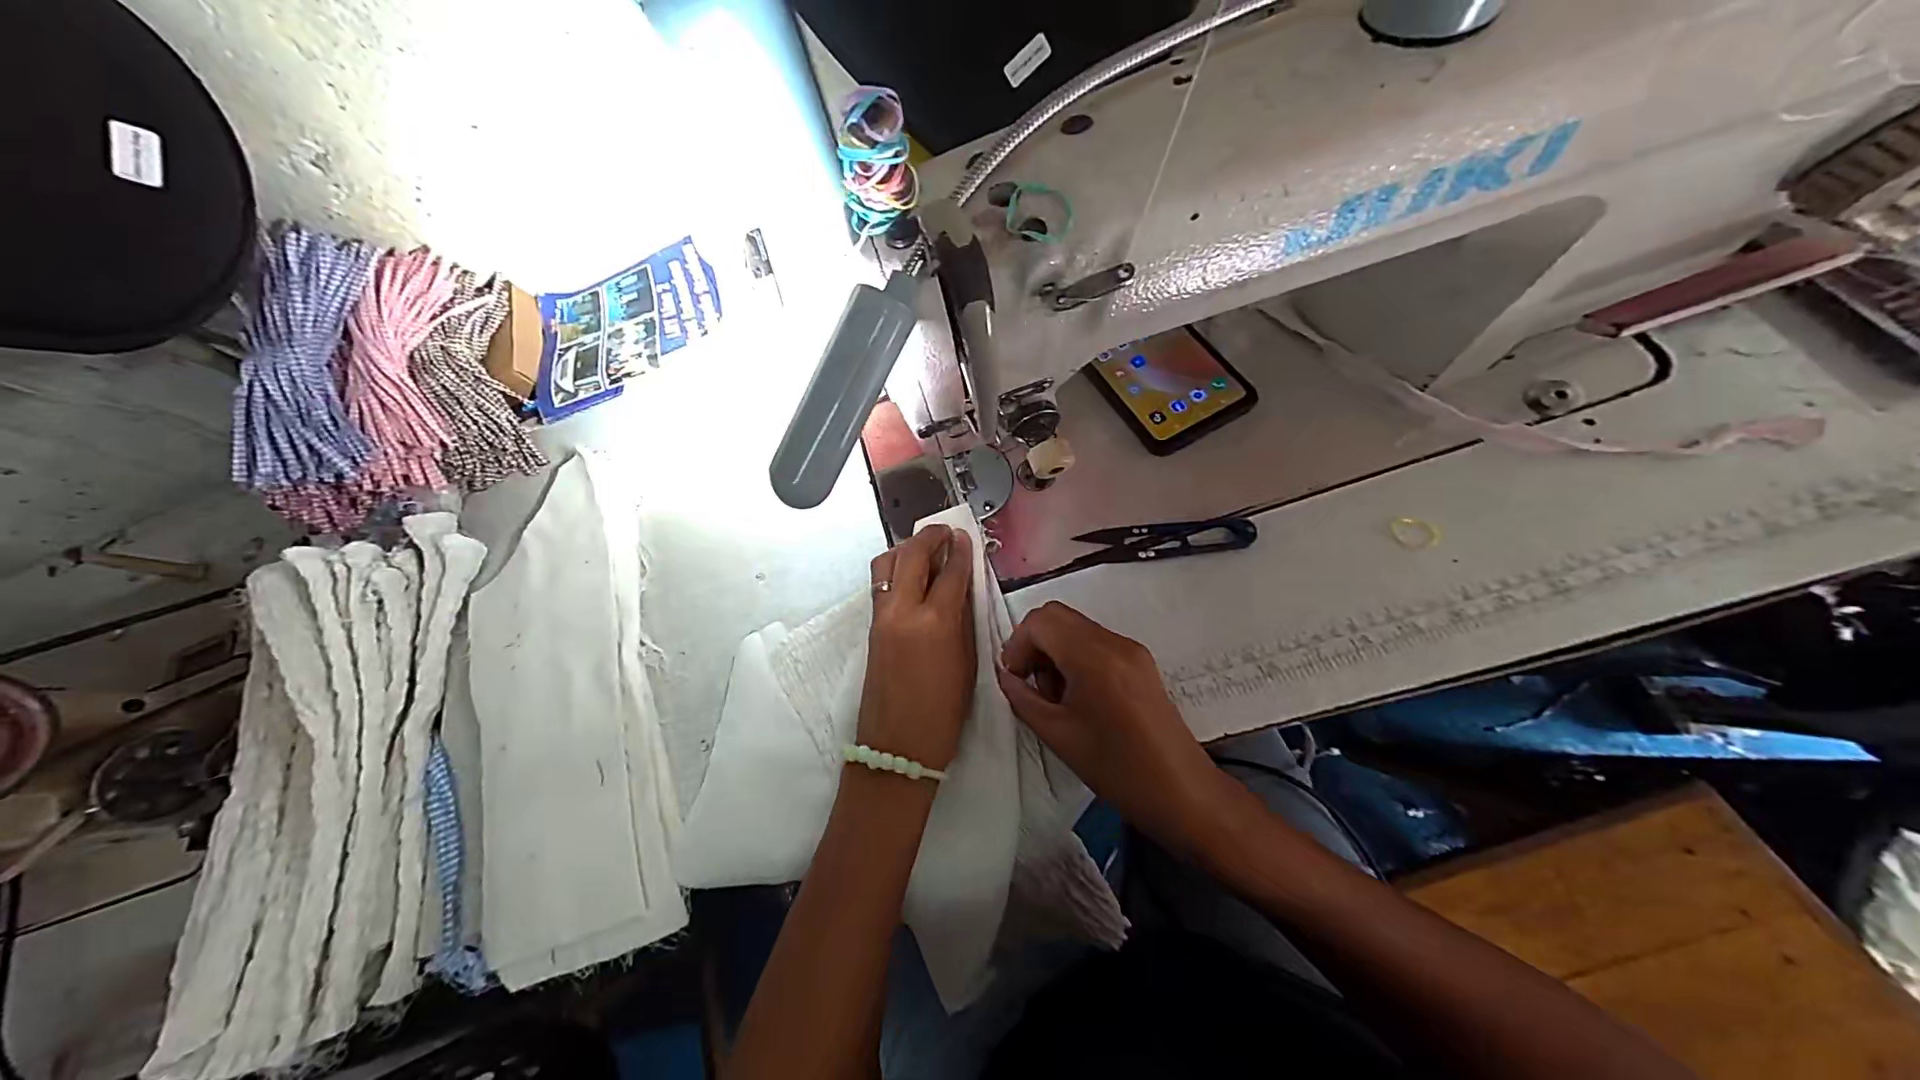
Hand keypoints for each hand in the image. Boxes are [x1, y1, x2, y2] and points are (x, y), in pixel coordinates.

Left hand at [857, 525, 975, 771]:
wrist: (897, 748)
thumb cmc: (943, 714)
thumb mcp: (967, 665)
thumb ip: (964, 622)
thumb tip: (963, 591)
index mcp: (936, 623)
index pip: (951, 572)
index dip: (961, 551)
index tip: (965, 537)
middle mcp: (904, 611)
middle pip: (912, 555)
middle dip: (930, 537)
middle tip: (945, 531)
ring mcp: (882, 618)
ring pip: (887, 564)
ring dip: (906, 549)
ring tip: (925, 549)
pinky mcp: (871, 628)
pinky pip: (881, 585)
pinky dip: (896, 570)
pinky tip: (912, 577)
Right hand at [995, 602, 1235, 857]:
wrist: (1182, 793)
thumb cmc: (1118, 770)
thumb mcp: (1058, 735)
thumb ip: (1023, 698)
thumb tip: (1006, 676)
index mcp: (1094, 657)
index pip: (1040, 622)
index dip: (1016, 645)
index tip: (1014, 679)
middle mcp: (1115, 643)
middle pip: (1057, 616)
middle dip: (1032, 644)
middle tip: (1029, 684)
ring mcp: (1131, 649)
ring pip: (1075, 628)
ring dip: (1054, 651)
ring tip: (1054, 697)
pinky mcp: (1140, 662)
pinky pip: (1095, 642)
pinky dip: (1074, 657)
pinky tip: (1076, 697)